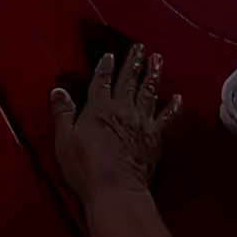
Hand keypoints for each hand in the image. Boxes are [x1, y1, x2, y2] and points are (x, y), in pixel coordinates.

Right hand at [52, 44, 181, 204]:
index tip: (109, 55)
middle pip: (128, 79)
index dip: (105, 66)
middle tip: (139, 47)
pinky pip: (167, 117)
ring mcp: (141, 122)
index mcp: (99, 109)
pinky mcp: (154, 137)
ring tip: (157, 60)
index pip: (102, 80)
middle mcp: (122, 110)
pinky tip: (178, 97)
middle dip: (133, 61)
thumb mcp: (65, 140)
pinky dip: (173, 106)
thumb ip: (63, 113)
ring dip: (153, 74)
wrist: (116, 190)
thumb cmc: (87, 169)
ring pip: (149, 91)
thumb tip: (58, 91)